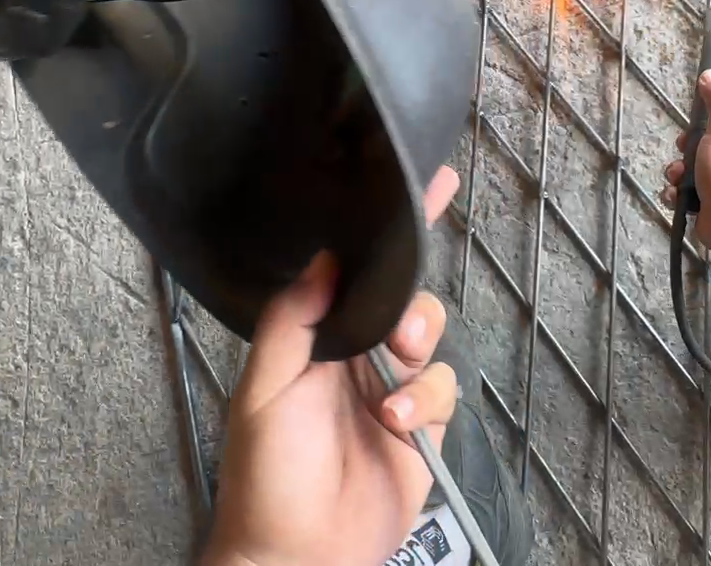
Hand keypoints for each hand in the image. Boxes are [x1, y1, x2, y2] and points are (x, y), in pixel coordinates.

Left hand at [202, 167, 462, 565]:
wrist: (298, 557)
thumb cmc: (269, 470)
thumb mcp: (267, 388)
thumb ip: (294, 318)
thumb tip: (327, 255)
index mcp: (322, 333)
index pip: (361, 268)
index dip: (395, 228)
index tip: (433, 183)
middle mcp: (361, 350)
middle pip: (406, 295)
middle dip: (410, 303)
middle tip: (398, 333)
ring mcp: (395, 384)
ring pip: (431, 335)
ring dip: (419, 349)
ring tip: (396, 378)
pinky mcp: (423, 421)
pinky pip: (443, 387)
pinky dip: (425, 400)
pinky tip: (397, 423)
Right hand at [662, 70, 710, 252]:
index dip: (706, 116)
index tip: (693, 121)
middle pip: (704, 141)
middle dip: (686, 148)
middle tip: (683, 151)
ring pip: (692, 166)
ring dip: (678, 171)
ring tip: (676, 178)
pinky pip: (688, 190)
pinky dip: (678, 193)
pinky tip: (676, 196)